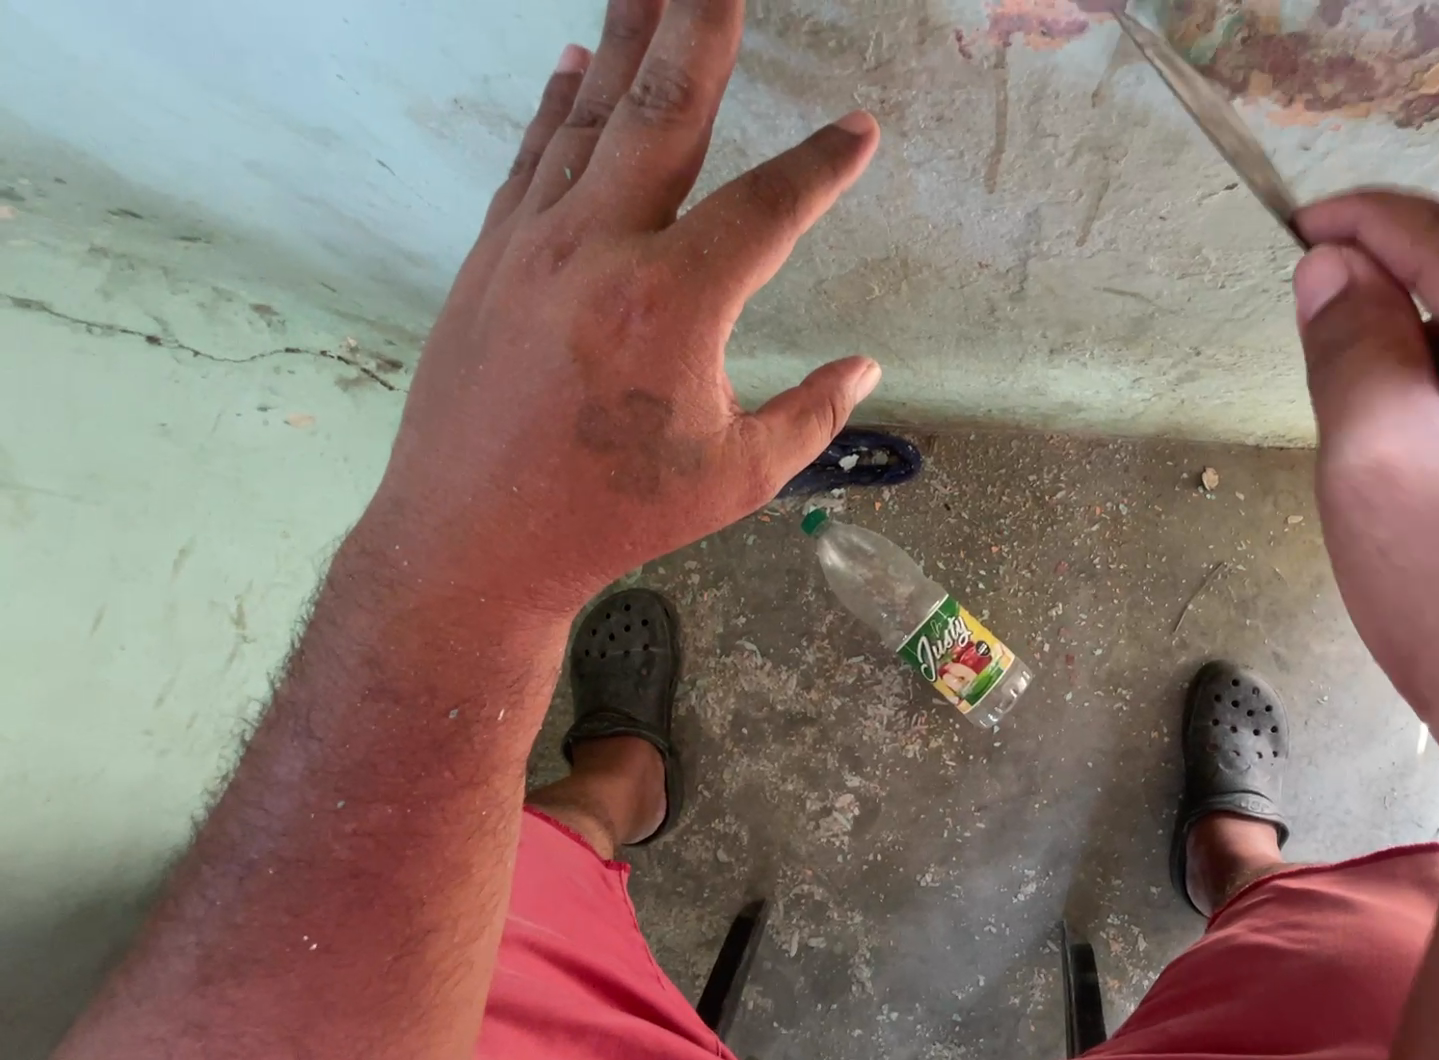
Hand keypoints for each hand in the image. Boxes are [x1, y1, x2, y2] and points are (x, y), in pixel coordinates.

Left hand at [357, 0, 880, 617]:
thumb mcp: (741, 478)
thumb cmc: (619, 513)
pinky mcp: (492, 256)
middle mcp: (601, 249)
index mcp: (674, 304)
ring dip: (630, 38)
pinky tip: (575, 61)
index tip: (860, 129)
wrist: (476, 537)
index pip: (768, 210)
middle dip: (703, 28)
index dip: (823, 167)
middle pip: (665, 112)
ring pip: (592, 116)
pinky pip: (534, 156)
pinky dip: (559, 102)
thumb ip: (815, 415)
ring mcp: (535, 243)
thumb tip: (869, 369)